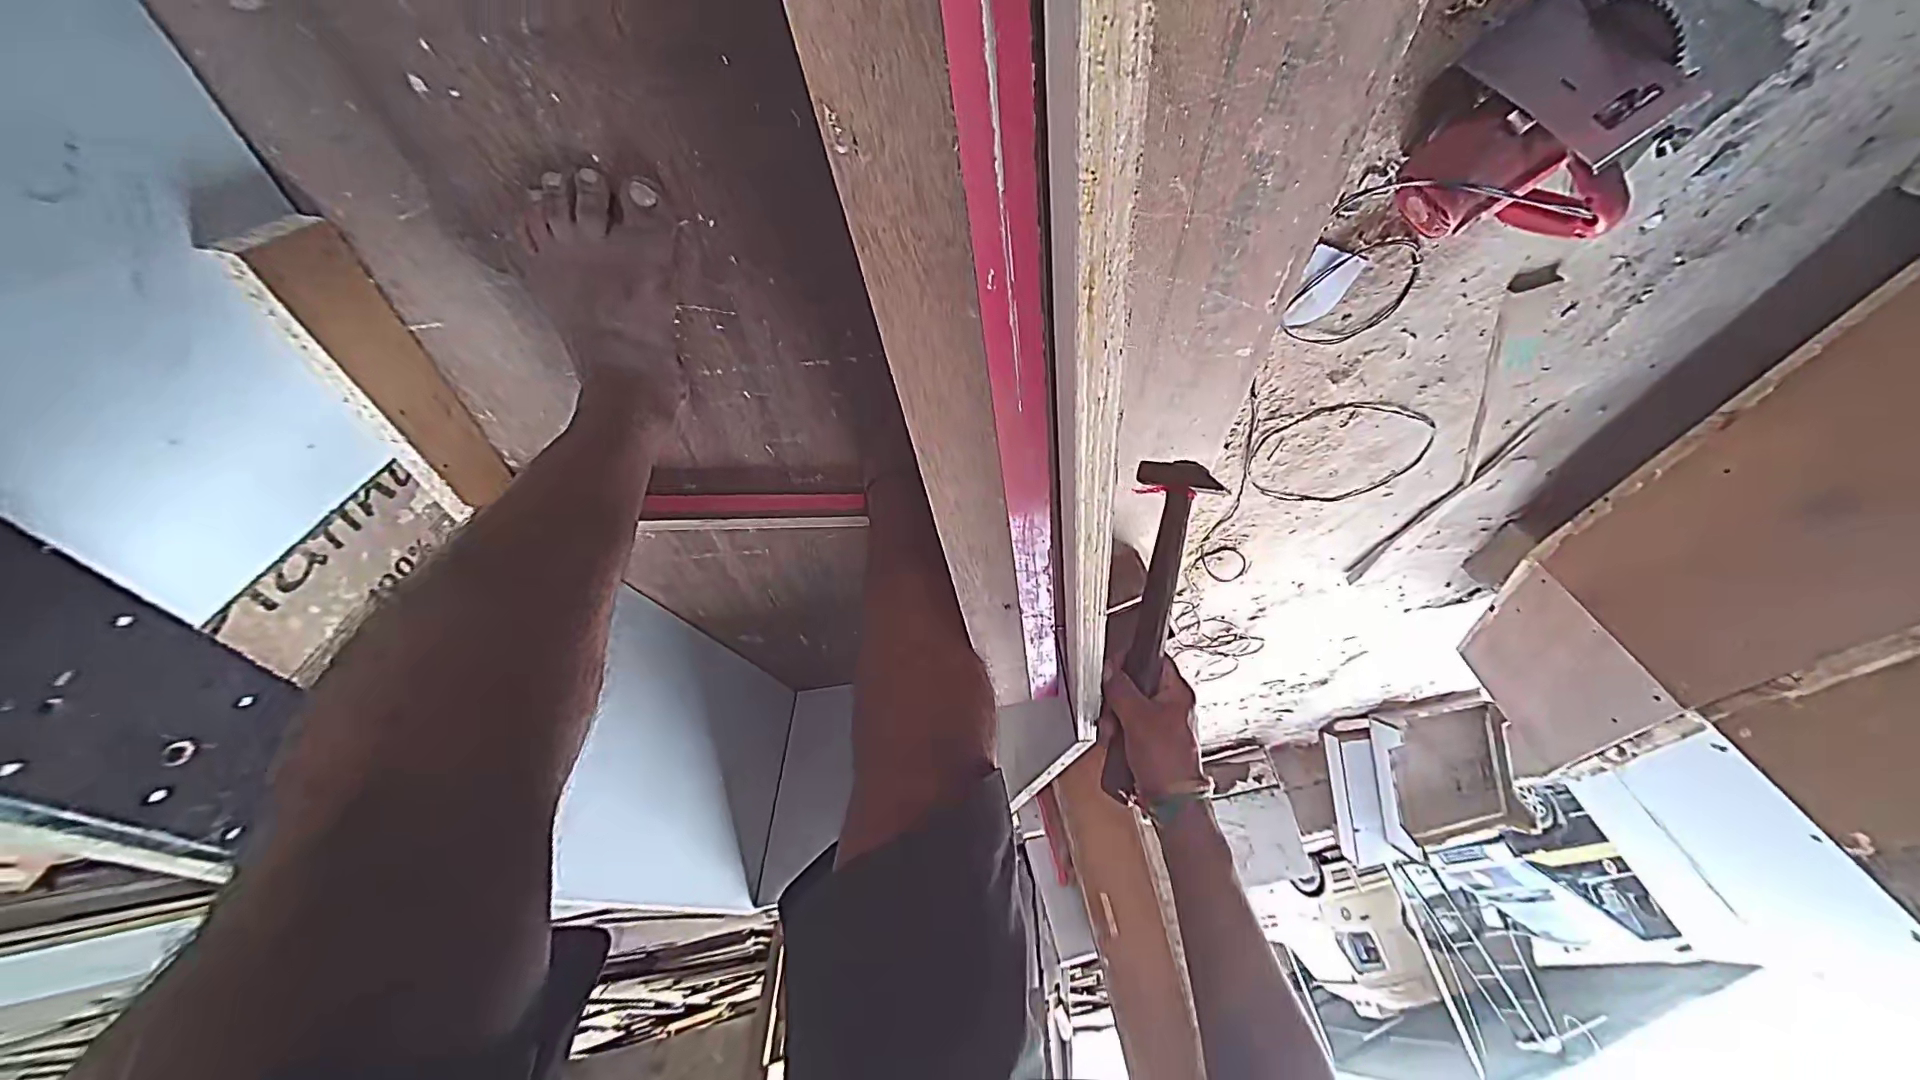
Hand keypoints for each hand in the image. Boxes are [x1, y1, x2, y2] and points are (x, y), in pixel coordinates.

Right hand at [1102, 656, 1206, 800]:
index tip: (1116, 663)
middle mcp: (1172, 706)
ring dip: (1116, 717)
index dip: (1134, 658)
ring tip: (1114, 731)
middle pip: (1137, 685)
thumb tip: (1111, 670)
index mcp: (1178, 693)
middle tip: (1112, 709)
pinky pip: (1129, 725)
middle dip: (1118, 698)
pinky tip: (1116, 742)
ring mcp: (1162, 723)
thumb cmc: (1168, 762)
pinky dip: (1119, 732)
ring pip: (1130, 706)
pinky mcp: (1151, 740)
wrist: (1171, 801)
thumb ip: (1122, 690)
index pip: (1156, 660)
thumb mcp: (1138, 718)